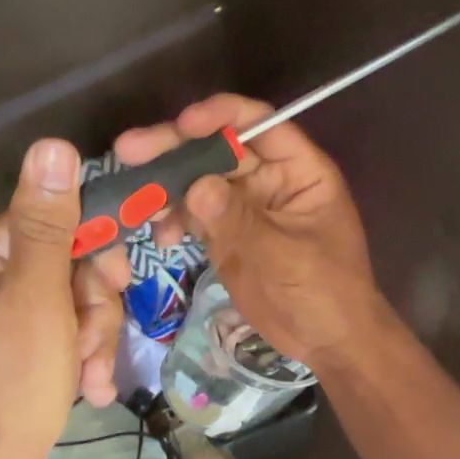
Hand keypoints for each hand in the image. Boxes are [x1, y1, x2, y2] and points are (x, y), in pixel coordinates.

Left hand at [0, 140, 129, 458]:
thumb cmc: (8, 384)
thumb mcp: (37, 297)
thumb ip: (49, 223)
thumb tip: (52, 142)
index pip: (58, 219)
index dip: (97, 251)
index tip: (119, 283)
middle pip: (71, 264)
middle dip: (95, 308)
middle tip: (90, 344)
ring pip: (75, 304)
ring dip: (94, 340)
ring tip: (89, 380)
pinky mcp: (11, 352)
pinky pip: (62, 336)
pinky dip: (81, 360)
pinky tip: (87, 390)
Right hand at [115, 94, 385, 366]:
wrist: (329, 341)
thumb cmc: (326, 291)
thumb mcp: (286, 255)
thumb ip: (241, 220)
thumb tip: (197, 185)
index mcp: (300, 170)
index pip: (261, 125)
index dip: (222, 116)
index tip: (183, 124)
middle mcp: (270, 178)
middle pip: (219, 148)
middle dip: (175, 148)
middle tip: (130, 150)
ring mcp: (245, 206)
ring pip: (199, 179)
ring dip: (165, 185)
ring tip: (134, 200)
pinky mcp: (226, 233)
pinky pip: (193, 213)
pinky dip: (172, 219)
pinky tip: (161, 235)